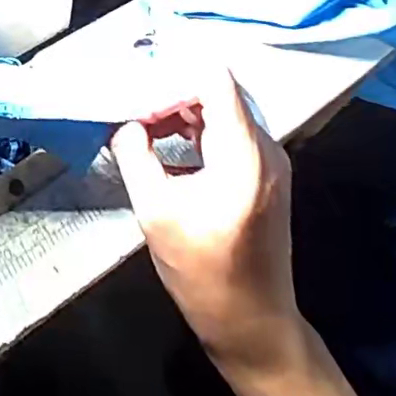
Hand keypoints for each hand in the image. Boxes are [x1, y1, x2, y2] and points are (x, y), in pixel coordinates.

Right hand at [110, 68, 353, 395]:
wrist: (253, 324)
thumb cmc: (205, 274)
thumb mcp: (156, 213)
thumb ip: (136, 157)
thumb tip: (126, 124)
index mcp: (243, 154)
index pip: (215, 80)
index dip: (177, 70)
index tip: (142, 78)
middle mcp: (265, 148)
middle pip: (219, 91)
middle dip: (174, 89)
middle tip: (136, 96)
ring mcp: (269, 160)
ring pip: (224, 109)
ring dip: (184, 108)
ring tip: (146, 116)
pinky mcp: (265, 172)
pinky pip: (231, 130)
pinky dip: (199, 126)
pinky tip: (169, 137)